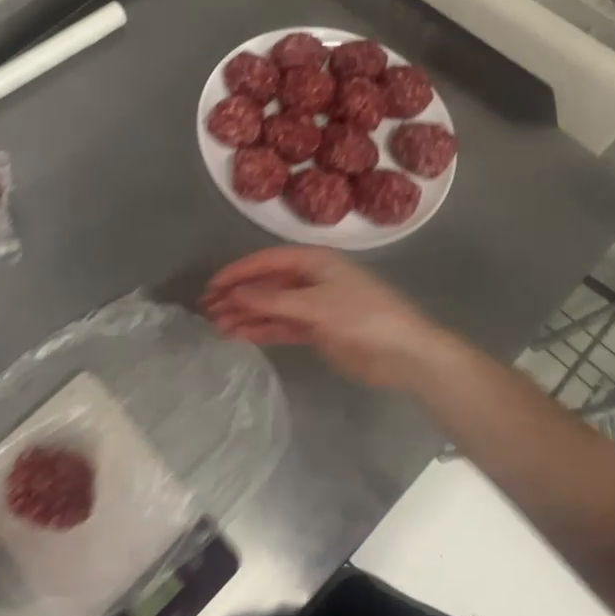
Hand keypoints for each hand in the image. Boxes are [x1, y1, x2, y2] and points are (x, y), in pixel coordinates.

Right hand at [202, 246, 450, 388]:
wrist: (406, 354)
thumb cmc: (363, 317)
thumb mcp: (315, 305)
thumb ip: (272, 300)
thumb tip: (234, 293)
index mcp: (313, 261)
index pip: (266, 261)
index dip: (238, 272)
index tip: (212, 286)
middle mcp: (310, 279)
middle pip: (266, 284)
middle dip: (238, 295)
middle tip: (208, 308)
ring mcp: (313, 306)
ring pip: (271, 307)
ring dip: (245, 315)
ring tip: (217, 326)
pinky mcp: (317, 330)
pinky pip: (281, 326)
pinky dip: (261, 330)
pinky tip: (239, 335)